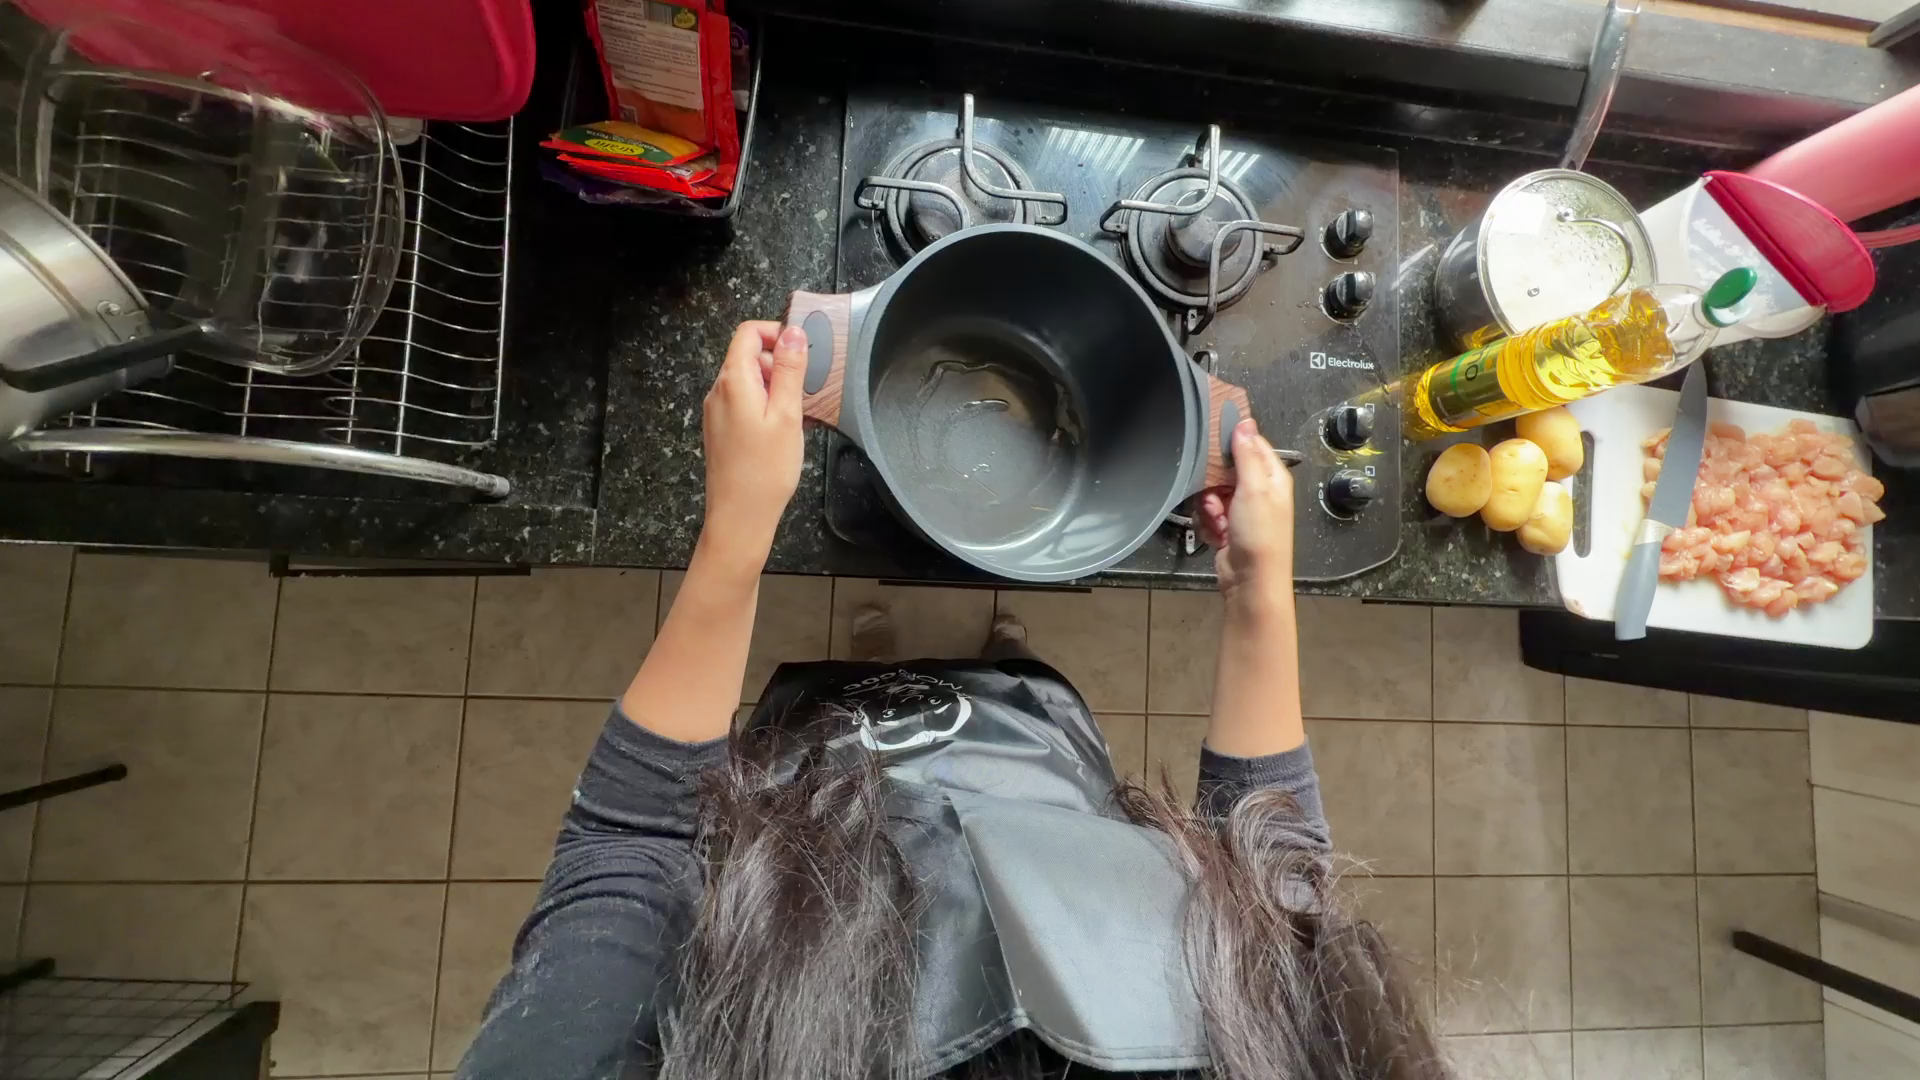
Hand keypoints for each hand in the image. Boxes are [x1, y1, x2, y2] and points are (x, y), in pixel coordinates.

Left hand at [700, 320, 806, 568]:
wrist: (740, 516)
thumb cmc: (765, 471)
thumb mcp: (787, 415)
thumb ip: (790, 370)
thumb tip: (793, 332)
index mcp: (733, 381)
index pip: (749, 333)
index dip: (777, 334)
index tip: (803, 352)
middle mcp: (719, 392)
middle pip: (749, 357)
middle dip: (781, 366)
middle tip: (806, 392)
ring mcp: (717, 412)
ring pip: (749, 382)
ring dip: (777, 389)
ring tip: (798, 417)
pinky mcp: (721, 430)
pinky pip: (745, 404)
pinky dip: (767, 407)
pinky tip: (784, 432)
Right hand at [1197, 419, 1295, 611]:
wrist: (1250, 579)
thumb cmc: (1259, 534)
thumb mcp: (1255, 488)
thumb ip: (1248, 454)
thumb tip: (1245, 421)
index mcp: (1272, 476)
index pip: (1250, 445)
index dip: (1231, 445)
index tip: (1213, 447)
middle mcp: (1258, 491)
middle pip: (1225, 470)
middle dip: (1213, 484)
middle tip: (1217, 499)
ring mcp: (1241, 510)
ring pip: (1211, 492)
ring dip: (1208, 507)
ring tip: (1218, 522)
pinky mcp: (1227, 526)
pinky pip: (1207, 513)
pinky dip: (1207, 523)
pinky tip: (1216, 534)